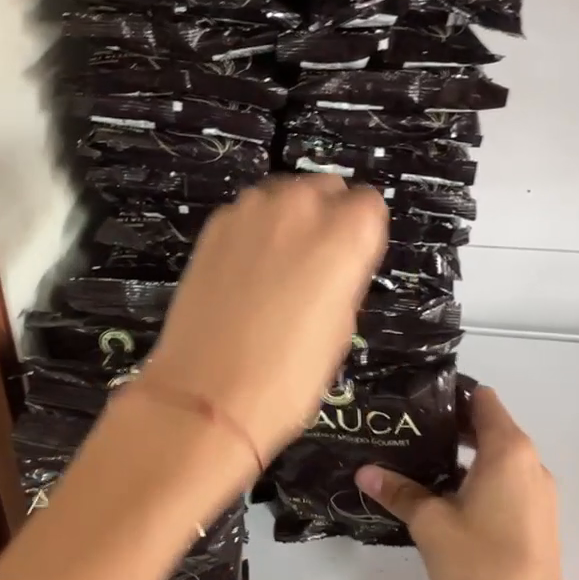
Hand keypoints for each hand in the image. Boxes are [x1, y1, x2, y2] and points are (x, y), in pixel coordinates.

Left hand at [139, 175, 387, 458]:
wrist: (208, 391)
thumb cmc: (289, 373)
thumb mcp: (342, 326)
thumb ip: (344, 275)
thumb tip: (333, 263)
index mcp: (347, 232)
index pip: (370, 205)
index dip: (362, 233)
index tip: (352, 259)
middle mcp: (301, 207)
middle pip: (325, 189)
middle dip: (326, 216)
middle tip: (315, 264)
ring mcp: (252, 210)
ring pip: (284, 196)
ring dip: (288, 220)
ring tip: (278, 269)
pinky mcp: (215, 225)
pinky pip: (248, 215)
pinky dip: (253, 232)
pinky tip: (246, 272)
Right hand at [356, 387, 571, 579]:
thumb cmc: (479, 564)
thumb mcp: (430, 524)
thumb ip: (399, 491)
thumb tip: (365, 472)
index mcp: (508, 451)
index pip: (482, 398)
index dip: (449, 394)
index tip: (414, 401)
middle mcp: (530, 463)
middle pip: (488, 426)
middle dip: (448, 426)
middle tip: (405, 432)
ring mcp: (537, 494)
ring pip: (496, 458)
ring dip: (461, 456)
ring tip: (416, 463)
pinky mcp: (536, 519)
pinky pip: (504, 483)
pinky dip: (476, 479)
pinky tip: (442, 498)